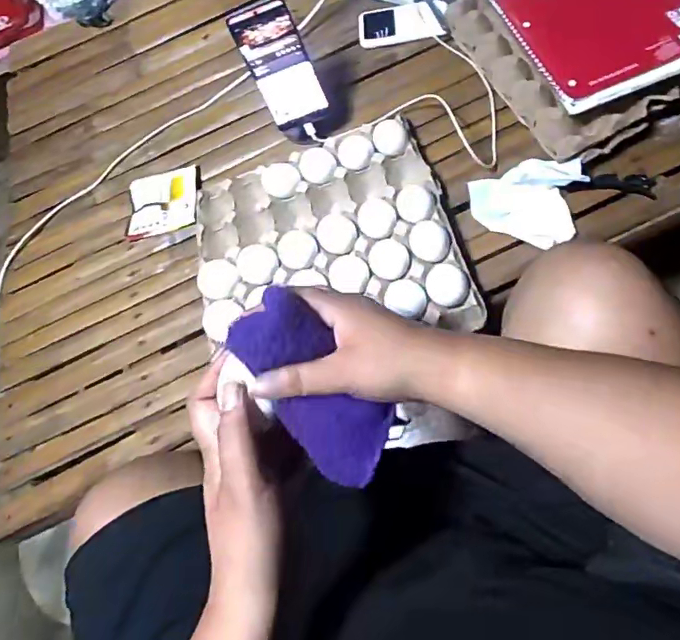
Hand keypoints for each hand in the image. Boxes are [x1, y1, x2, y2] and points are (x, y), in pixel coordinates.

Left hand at [190, 355, 280, 624]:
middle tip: (281, 350)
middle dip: (251, 376)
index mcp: (216, 451)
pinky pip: (285, 443)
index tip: (243, 346)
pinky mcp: (275, 481)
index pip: (202, 401)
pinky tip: (318, 411)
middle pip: (233, 405)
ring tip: (303, 370)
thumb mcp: (242, 483)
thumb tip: (231, 384)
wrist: (257, 590)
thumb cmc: (246, 536)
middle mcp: (231, 453)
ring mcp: (254, 468)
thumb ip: (236, 435)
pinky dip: (298, 425)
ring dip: (277, 398)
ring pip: (261, 421)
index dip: (215, 372)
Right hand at [248, 288, 454, 403]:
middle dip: (277, 328)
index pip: (291, 296)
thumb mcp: (340, 372)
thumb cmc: (389, 363)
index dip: (265, 310)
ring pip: (318, 325)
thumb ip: (299, 378)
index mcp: (337, 304)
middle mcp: (346, 306)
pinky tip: (304, 372)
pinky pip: (331, 338)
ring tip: (270, 364)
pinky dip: (313, 350)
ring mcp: (359, 321)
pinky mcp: (367, 338)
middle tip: (251, 350)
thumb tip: (255, 383)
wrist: (437, 368)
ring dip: (296, 341)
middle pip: (303, 309)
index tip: (242, 328)